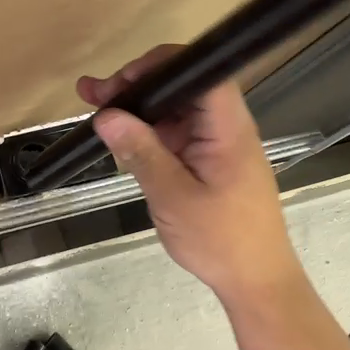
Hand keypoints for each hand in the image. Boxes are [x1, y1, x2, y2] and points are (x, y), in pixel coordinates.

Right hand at [80, 44, 300, 303]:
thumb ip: (140, 151)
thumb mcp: (173, 197)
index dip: (161, 65)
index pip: (201, 74)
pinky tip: (116, 138)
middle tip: (94, 94)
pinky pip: (174, 135)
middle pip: (182, 88)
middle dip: (137, 85)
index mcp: (229, 129)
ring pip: (174, 111)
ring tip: (93, 106)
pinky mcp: (207, 162)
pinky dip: (145, 133)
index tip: (122, 81)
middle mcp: (225, 128)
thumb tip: (107, 115)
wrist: (256, 284)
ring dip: (136, 109)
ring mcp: (216, 145)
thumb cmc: (221, 241)